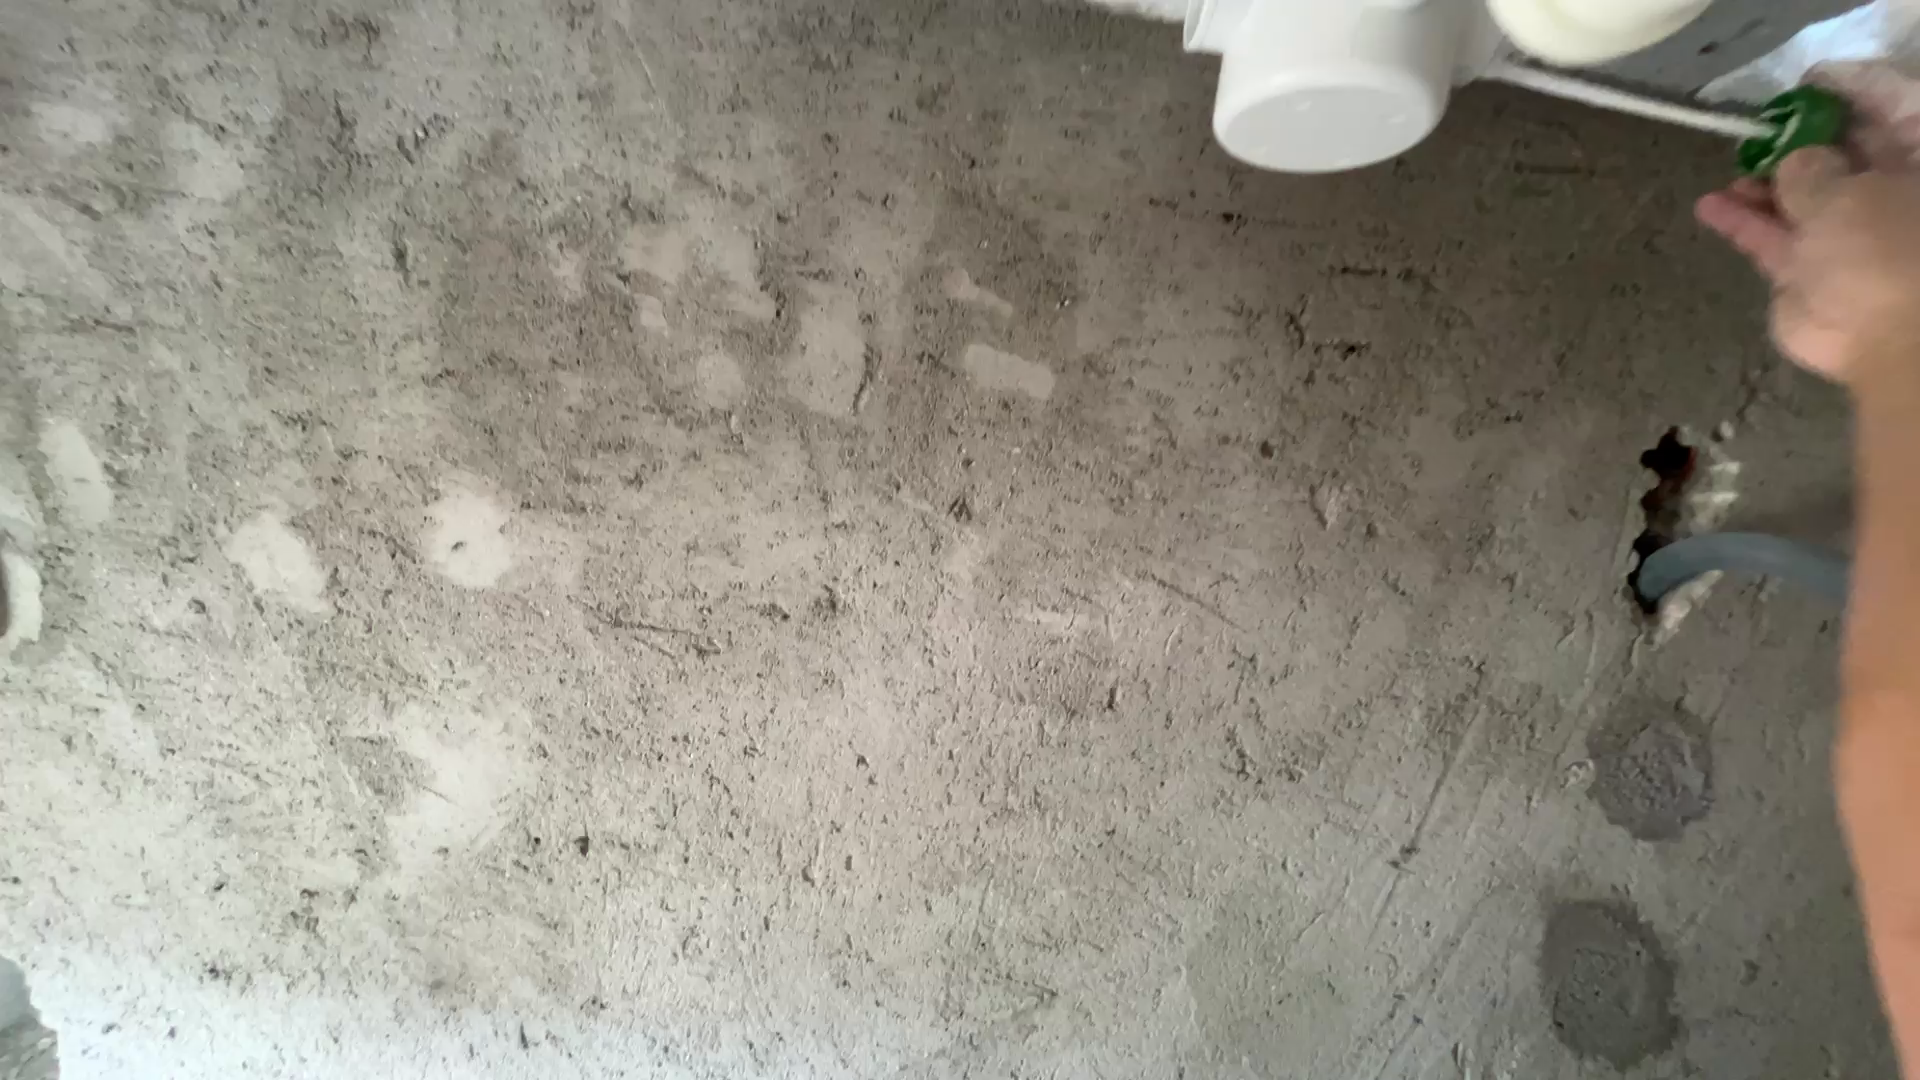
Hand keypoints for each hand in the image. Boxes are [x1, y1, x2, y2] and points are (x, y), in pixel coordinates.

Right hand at [1696, 65, 1919, 387]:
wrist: (1886, 335)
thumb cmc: (1889, 250)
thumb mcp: (1850, 195)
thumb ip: (1813, 170)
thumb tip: (1793, 157)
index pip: (1898, 105)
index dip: (1852, 90)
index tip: (1806, 82)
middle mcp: (1895, 189)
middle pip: (1847, 151)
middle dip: (1804, 137)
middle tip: (1761, 126)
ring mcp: (1849, 232)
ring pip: (1801, 195)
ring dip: (1764, 180)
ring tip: (1731, 167)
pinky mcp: (1806, 268)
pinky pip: (1770, 235)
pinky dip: (1741, 220)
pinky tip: (1709, 204)